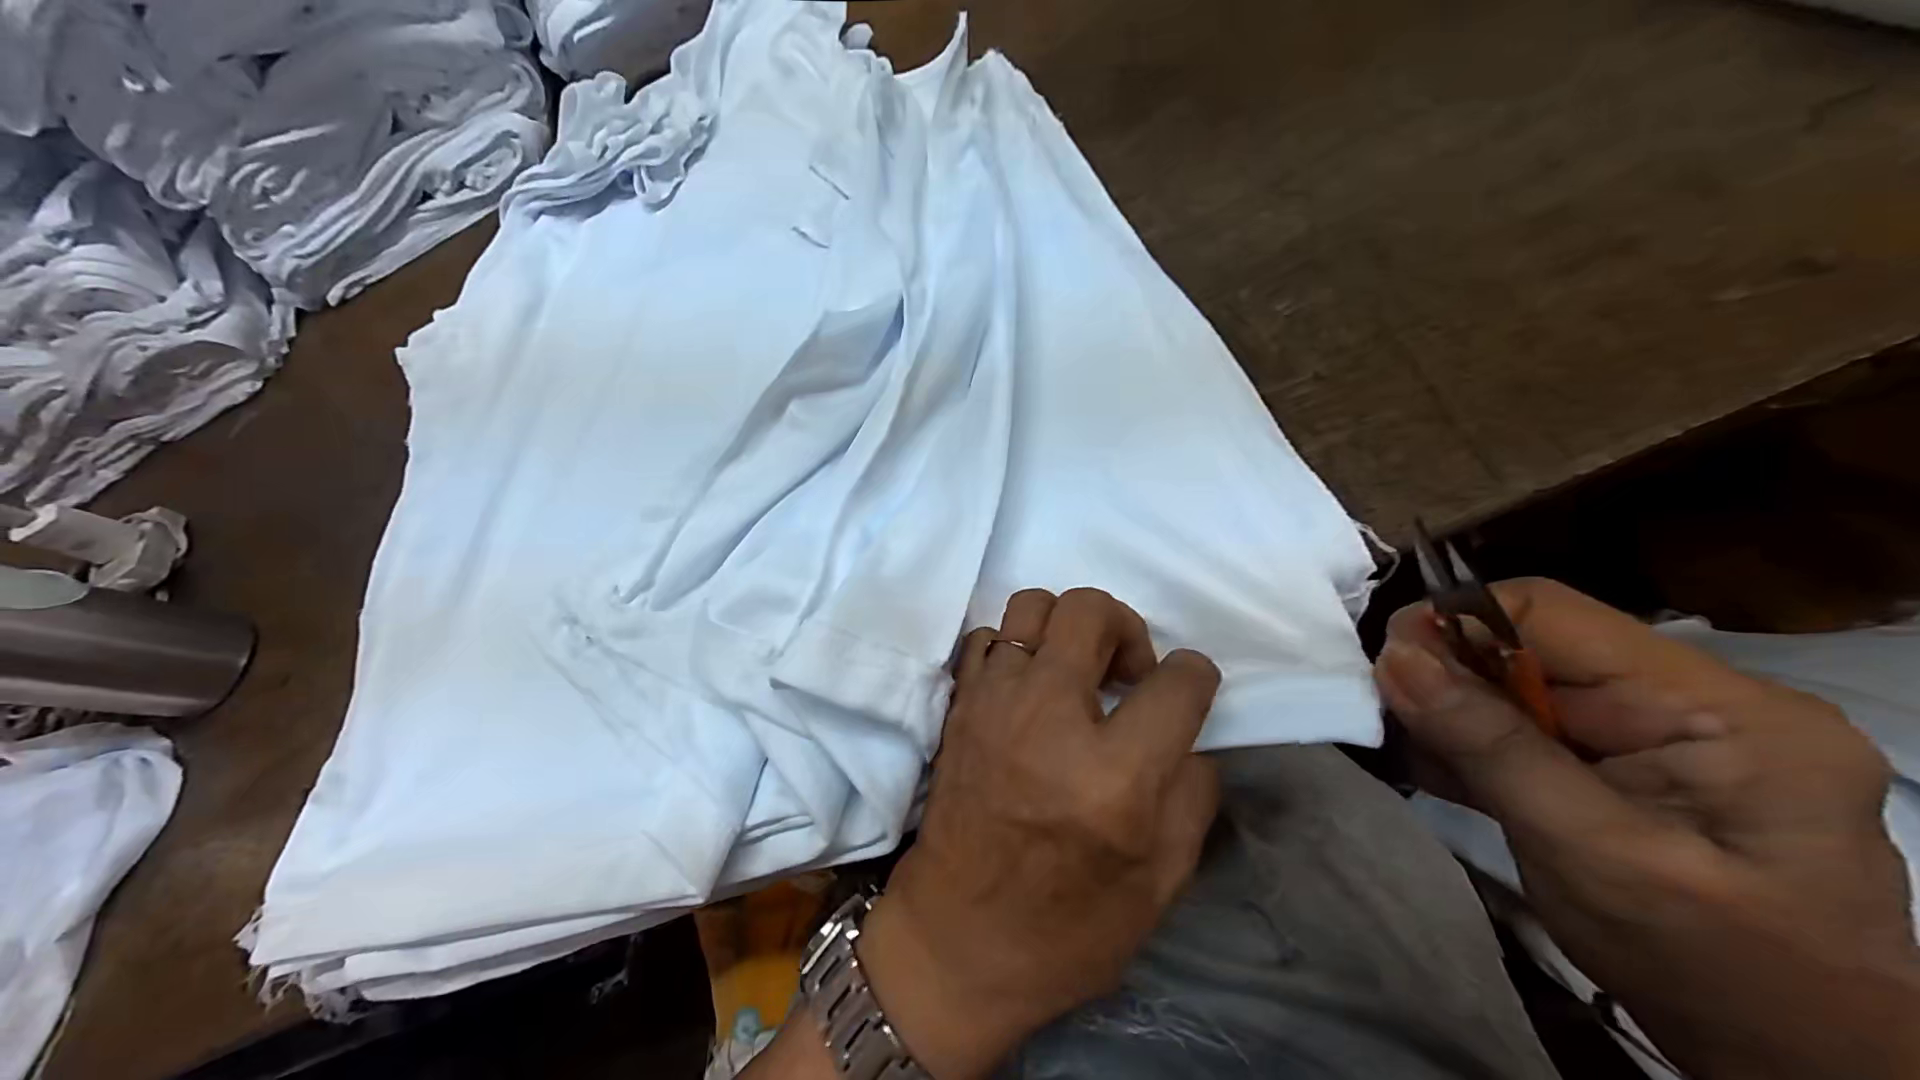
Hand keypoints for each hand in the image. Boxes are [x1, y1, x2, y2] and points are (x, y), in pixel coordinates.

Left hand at [857, 588, 1222, 1078]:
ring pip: (1033, 605)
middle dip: (1127, 628)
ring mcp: (994, 704)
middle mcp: (1049, 720)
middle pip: (1092, 610)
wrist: (958, 940)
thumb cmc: (1069, 929)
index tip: (1187, 689)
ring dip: (1067, 628)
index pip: (1177, 682)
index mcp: (1114, 776)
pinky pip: (987, 637)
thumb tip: (1185, 733)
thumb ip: (1191, 792)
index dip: (1195, 677)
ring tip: (1075, 673)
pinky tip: (1027, 689)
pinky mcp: (959, 706)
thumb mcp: (1162, 880)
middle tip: (1126, 675)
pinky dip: (1015, 649)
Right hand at [1376, 578, 1919, 1079]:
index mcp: (1722, 707)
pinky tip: (1439, 769)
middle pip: (1531, 649)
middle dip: (1449, 679)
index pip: (1553, 613)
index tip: (1387, 665)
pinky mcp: (1633, 762)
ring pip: (1520, 688)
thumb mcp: (1586, 851)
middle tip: (1387, 716)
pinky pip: (1533, 727)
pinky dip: (1476, 744)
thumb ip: (1490, 745)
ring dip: (1454, 715)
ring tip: (1410, 752)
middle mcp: (1697, 700)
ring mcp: (1666, 732)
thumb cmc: (1710, 966)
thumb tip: (1394, 658)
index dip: (1455, 623)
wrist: (1797, 1068)